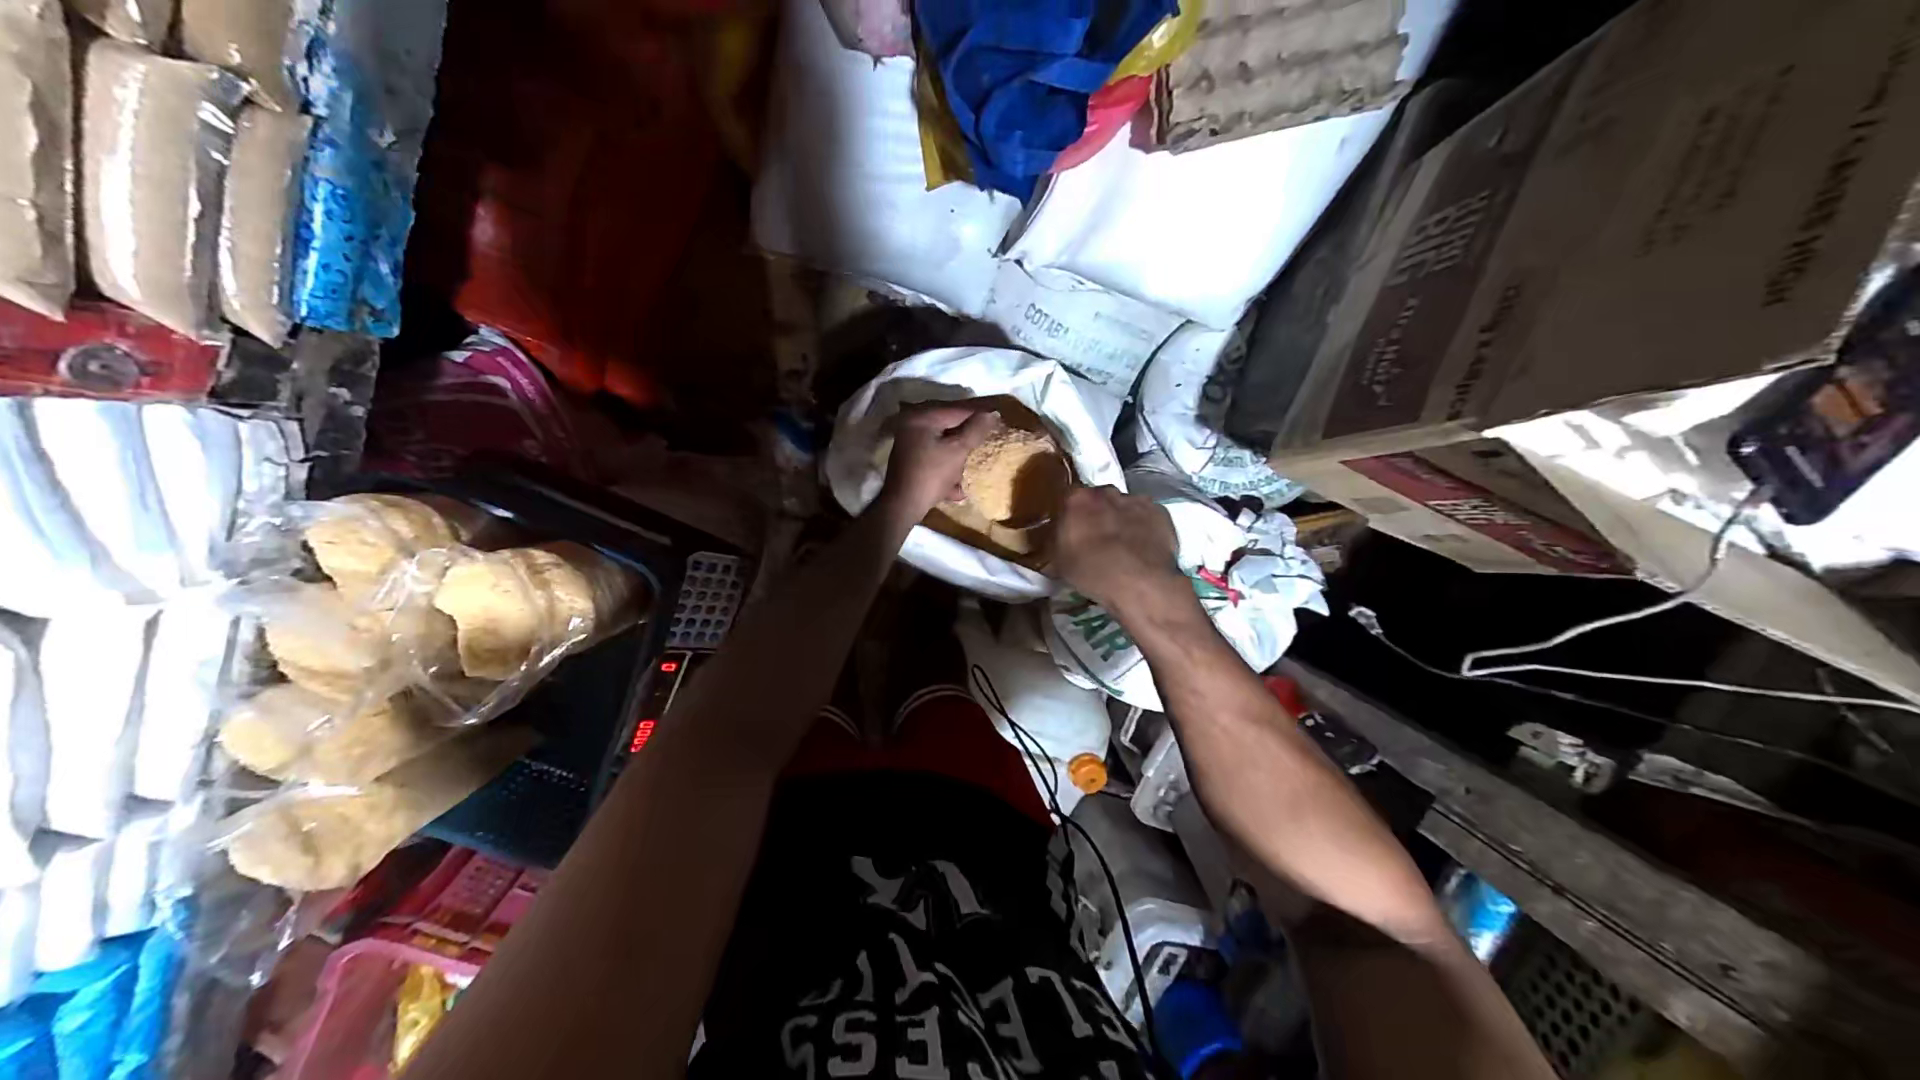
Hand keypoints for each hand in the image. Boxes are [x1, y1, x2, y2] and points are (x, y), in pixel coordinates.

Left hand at [875, 403, 997, 525]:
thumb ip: (975, 430)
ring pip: (943, 439)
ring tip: (975, 453)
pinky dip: (947, 461)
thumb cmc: (931, 475)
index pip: (958, 410)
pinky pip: (934, 453)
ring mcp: (910, 440)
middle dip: (968, 433)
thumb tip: (992, 413)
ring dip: (959, 449)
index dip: (979, 414)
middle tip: (988, 434)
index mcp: (922, 417)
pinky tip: (958, 480)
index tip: (998, 419)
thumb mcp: (958, 451)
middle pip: (949, 423)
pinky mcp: (911, 457)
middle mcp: (913, 423)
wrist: (903, 506)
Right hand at [1052, 486, 1189, 615]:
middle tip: (1097, 539)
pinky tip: (1143, 548)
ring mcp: (1136, 500)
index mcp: (1076, 499)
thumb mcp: (1058, 561)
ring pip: (1125, 506)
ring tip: (1123, 546)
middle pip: (1099, 499)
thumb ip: (1056, 542)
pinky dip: (1144, 527)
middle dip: (1097, 515)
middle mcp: (1106, 492)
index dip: (1070, 516)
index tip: (1072, 531)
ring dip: (1121, 520)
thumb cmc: (1091, 571)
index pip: (1068, 499)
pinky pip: (1147, 517)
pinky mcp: (1161, 512)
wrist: (1139, 582)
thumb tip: (1057, 540)